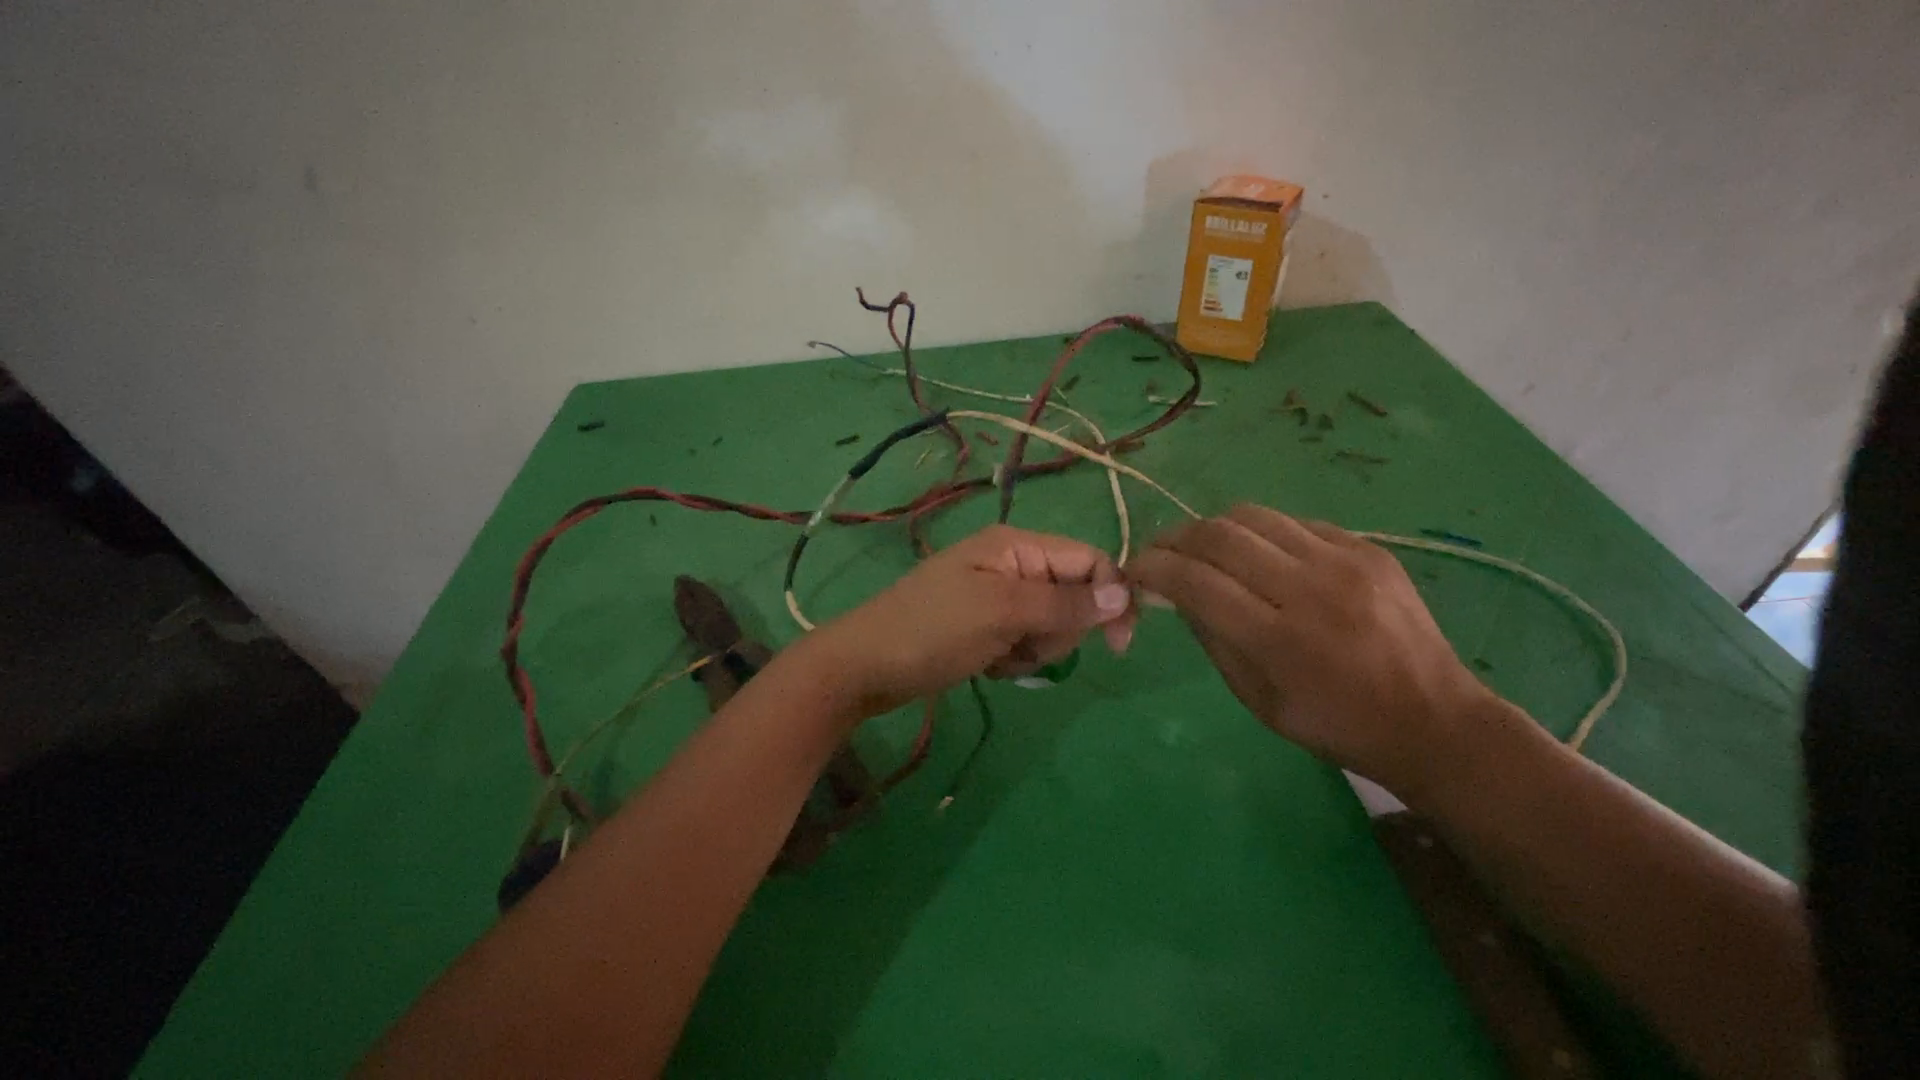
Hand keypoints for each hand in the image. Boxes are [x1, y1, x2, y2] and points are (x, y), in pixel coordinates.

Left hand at [804, 524, 1135, 717]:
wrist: (864, 667)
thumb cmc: (932, 631)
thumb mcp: (1002, 613)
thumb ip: (1064, 603)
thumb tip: (1124, 594)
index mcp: (1017, 546)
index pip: (1090, 561)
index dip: (1111, 598)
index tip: (1120, 646)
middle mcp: (1012, 563)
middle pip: (1074, 596)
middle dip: (1059, 630)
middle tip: (1022, 644)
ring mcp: (997, 596)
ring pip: (1052, 624)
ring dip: (1035, 649)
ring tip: (998, 657)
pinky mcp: (985, 625)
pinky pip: (1025, 641)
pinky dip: (1014, 658)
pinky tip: (988, 666)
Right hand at [1125, 504, 1504, 796]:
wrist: (1433, 719)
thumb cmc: (1336, 726)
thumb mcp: (1259, 701)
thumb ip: (1214, 641)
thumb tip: (1177, 594)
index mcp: (1280, 641)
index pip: (1196, 582)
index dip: (1153, 568)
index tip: (1134, 570)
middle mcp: (1310, 589)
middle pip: (1220, 536)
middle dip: (1176, 538)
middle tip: (1161, 552)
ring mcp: (1345, 561)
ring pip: (1255, 516)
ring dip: (1215, 528)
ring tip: (1203, 548)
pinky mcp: (1369, 549)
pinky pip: (1296, 524)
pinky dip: (1264, 535)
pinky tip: (1262, 557)